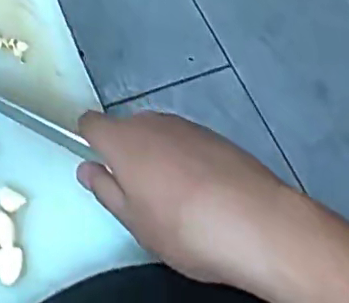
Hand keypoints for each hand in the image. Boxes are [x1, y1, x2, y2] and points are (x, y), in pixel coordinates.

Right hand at [76, 110, 302, 287]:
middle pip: (126, 129)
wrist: (260, 225)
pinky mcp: (216, 136)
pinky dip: (191, 161)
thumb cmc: (187, 227)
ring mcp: (184, 126)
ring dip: (161, 157)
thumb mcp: (136, 223)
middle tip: (143, 194)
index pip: (89, 123)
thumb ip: (105, 190)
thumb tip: (88, 171)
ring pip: (159, 136)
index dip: (90, 140)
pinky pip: (189, 143)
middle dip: (129, 154)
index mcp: (120, 139)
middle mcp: (148, 122)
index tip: (100, 164)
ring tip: (181, 199)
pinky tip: (209, 195)